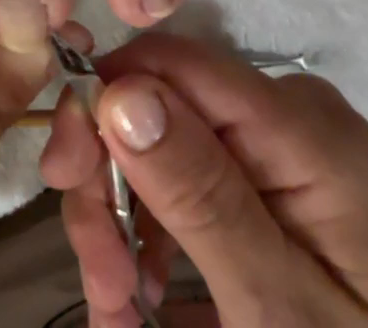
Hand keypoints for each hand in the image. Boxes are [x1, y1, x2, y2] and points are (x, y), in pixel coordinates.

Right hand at [40, 36, 367, 326]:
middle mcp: (287, 121)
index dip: (101, 104)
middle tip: (99, 280)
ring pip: (154, 151)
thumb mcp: (278, 303)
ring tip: (115, 307)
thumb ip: (201, 194)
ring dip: (118, 226)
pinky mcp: (268, 184)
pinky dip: (147, 239)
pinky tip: (137, 300)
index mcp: (303, 130)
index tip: (64, 178)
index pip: (169, 63)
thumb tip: (120, 89)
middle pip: (153, 111)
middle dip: (108, 187)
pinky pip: (182, 182)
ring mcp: (278, 153)